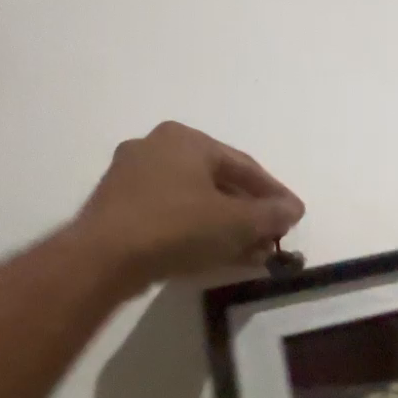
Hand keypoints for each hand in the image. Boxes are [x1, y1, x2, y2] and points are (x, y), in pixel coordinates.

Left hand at [71, 122, 303, 291]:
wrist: (103, 258)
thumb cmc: (177, 226)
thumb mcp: (237, 222)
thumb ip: (270, 214)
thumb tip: (292, 209)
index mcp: (185, 139)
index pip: (244, 166)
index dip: (274, 194)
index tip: (293, 216)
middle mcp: (155, 148)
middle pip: (218, 182)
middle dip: (249, 213)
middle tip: (271, 236)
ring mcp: (131, 178)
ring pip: (195, 201)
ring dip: (226, 226)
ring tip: (249, 252)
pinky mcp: (117, 208)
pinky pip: (171, 215)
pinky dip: (198, 232)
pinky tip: (216, 255)